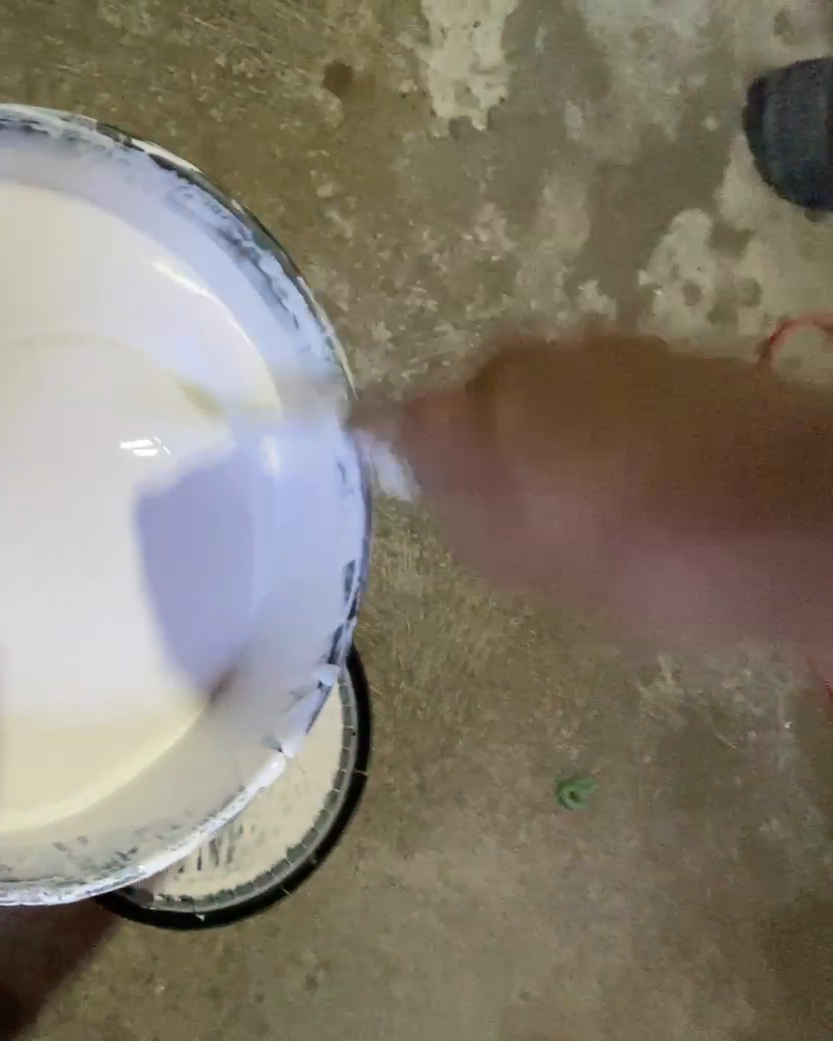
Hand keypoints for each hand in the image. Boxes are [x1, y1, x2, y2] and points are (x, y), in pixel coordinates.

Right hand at [371, 333, 832, 648]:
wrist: (809, 522)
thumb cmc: (624, 555)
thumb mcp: (504, 555)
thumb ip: (443, 497)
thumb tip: (402, 459)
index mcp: (464, 413)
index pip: (390, 417)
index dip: (384, 443)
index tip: (392, 470)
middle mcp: (522, 367)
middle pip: (473, 396)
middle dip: (478, 432)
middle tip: (502, 490)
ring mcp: (607, 354)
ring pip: (549, 387)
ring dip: (550, 423)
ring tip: (585, 485)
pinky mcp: (684, 357)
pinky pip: (617, 389)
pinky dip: (614, 420)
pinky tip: (646, 469)